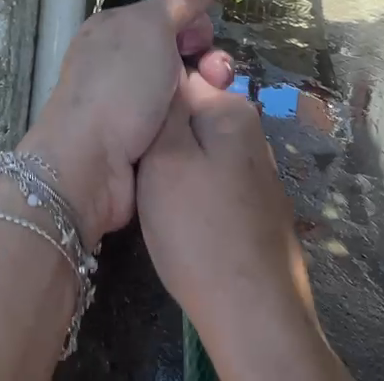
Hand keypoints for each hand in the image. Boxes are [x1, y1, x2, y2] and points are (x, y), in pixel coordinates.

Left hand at [18, 0, 231, 239]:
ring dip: (205, 96)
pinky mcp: (141, 141)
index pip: (169, 16)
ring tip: (212, 108)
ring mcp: (129, 103)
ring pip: (185, 91)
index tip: (203, 43)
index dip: (195, 26)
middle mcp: (119, 62)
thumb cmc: (119, 85)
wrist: (90, 163)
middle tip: (217, 78)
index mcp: (115, 29)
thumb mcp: (150, 28)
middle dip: (207, 63)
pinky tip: (206, 133)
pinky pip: (180, 123)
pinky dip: (194, 125)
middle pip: (181, 54)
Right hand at [136, 72, 349, 380]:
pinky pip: (212, 179)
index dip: (146, 101)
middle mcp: (251, 132)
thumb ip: (164, 107)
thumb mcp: (164, 157)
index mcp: (230, 110)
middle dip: (160, 135)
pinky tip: (181, 218)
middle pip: (188, 115)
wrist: (252, 314)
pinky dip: (192, 190)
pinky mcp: (256, 206)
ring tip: (152, 194)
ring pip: (198, 150)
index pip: (176, 79)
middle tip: (135, 166)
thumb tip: (166, 69)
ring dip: (174, 165)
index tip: (126, 127)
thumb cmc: (197, 228)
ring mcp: (257, 171)